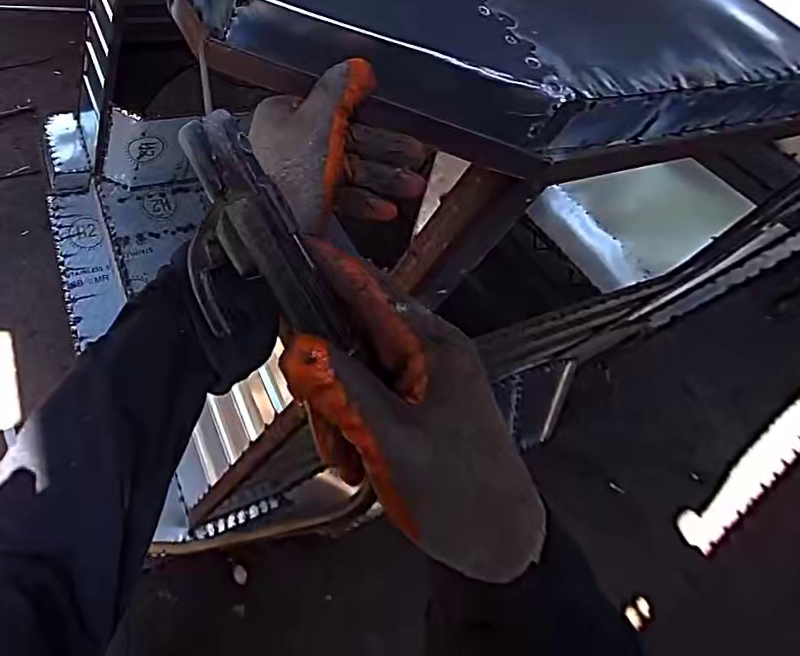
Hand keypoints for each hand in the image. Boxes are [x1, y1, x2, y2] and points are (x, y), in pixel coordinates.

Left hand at [248, 59, 430, 236]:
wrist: (270, 232)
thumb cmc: (288, 174)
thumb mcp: (317, 125)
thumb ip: (338, 93)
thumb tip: (356, 66)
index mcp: (282, 115)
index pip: (331, 107)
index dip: (367, 114)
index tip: (397, 120)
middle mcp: (286, 141)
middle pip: (343, 139)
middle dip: (384, 150)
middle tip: (415, 156)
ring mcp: (294, 174)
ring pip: (345, 169)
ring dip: (382, 177)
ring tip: (411, 187)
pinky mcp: (302, 203)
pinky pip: (337, 195)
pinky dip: (363, 200)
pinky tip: (385, 209)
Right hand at [280, 240, 545, 582]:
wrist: (501, 552)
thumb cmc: (462, 497)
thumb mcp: (394, 440)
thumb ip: (344, 388)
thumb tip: (300, 345)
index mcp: (431, 345)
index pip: (371, 290)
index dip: (332, 266)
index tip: (297, 246)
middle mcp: (423, 350)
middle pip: (349, 331)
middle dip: (326, 374)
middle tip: (322, 415)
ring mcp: (415, 376)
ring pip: (347, 366)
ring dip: (335, 408)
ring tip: (347, 452)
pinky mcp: (407, 399)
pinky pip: (358, 392)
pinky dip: (346, 421)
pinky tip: (356, 456)